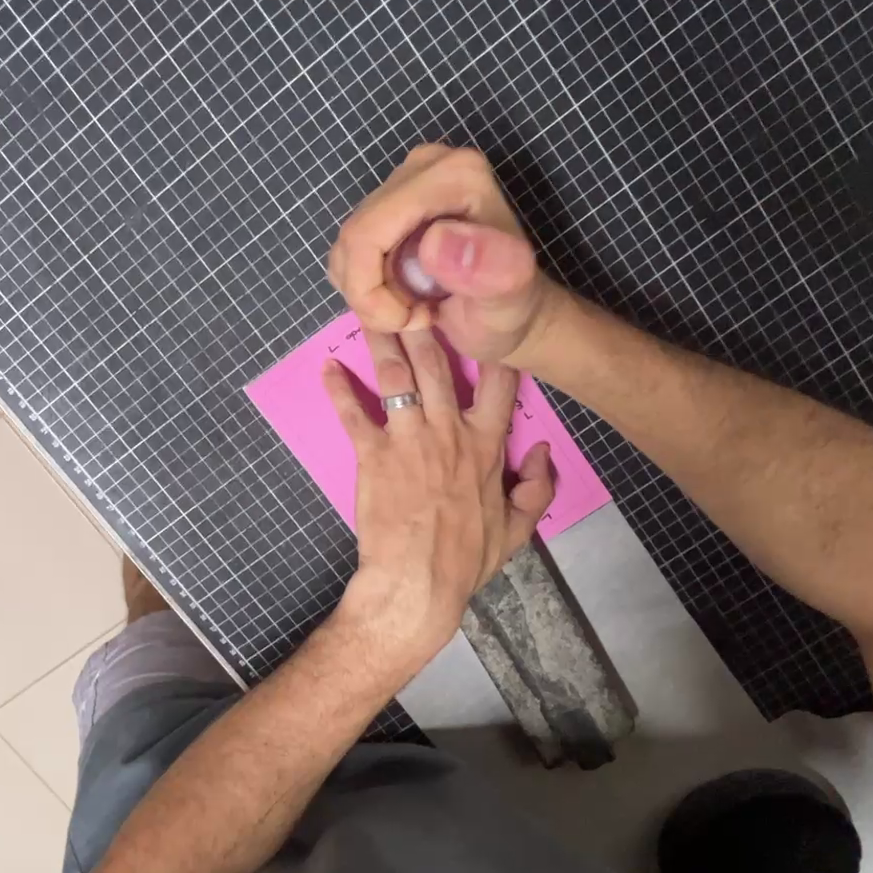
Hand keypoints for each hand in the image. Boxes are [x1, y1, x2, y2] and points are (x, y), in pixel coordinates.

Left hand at [322, 328, 555, 661]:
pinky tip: (326, 366)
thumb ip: (537, 488)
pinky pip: (352, 414)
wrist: (417, 582)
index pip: (499, 384)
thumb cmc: (465, 559)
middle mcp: (448, 430)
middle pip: (439, 364)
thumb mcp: (516, 529)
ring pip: (397, 377)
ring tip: (371, 310)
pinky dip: (337, 390)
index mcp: (485, 445)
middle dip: (428, 322)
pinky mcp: (372, 453)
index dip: (493, 346)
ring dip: (384, 341)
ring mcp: (408, 439)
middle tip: (415, 291)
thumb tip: (545, 453)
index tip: (481, 315)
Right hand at [328, 145, 567, 362]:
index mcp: (452, 175)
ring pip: (346, 249)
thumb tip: (434, 241)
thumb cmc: (510, 309)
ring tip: (410, 309)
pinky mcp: (386, 206)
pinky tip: (400, 296)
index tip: (412, 319)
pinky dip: (365, 285)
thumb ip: (488, 270)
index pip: (367, 232)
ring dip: (368, 293)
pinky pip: (348, 253)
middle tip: (410, 319)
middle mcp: (423, 167)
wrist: (511, 311)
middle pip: (354, 238)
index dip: (372, 290)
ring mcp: (401, 184)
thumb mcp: (509, 299)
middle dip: (370, 295)